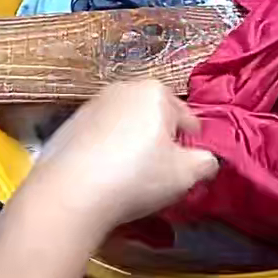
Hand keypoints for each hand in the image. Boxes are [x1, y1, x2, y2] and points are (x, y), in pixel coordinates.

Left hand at [21, 80, 219, 233]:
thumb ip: (206, 163)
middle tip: (161, 172)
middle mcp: (124, 88)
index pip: (187, 117)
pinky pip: (100, 135)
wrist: (71, 190)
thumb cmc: (137, 176)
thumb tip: (207, 160)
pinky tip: (105, 175)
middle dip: (160, 139)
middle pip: (154, 116)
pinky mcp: (70, 123)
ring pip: (126, 124)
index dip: (192, 143)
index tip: (188, 165)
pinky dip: (107, 150)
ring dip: (132, 143)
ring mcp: (93, 103)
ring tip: (130, 176)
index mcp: (156, 92)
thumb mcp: (186, 174)